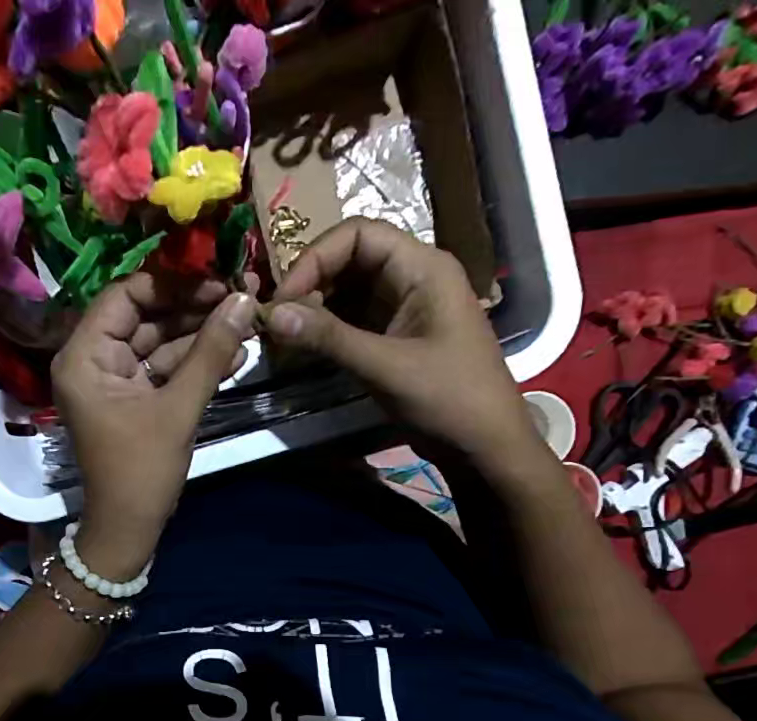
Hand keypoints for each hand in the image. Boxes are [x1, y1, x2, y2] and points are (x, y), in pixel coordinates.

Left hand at [52, 273, 256, 574]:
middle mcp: (93, 360)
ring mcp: (114, 379)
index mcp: (85, 356)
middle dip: (192, 309)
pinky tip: (234, 354)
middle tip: (239, 298)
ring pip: (159, 342)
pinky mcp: (134, 397)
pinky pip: (164, 368)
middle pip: (144, 316)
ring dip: (200, 336)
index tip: (216, 280)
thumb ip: (210, 353)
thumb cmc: (142, 470)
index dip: (171, 284)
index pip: (125, 296)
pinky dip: (194, 363)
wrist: (130, 528)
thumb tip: (244, 302)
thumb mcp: (178, 408)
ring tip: (246, 325)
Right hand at [261, 218, 545, 476]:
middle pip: (350, 261)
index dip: (315, 258)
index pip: (358, 235)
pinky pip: (356, 321)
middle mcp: (414, 278)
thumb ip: (329, 338)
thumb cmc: (448, 399)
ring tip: (285, 337)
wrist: (486, 448)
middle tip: (278, 322)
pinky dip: (330, 331)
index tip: (284, 298)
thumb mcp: (386, 367)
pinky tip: (306, 348)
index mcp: (423, 268)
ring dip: (317, 310)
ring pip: (350, 293)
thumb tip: (270, 315)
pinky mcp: (398, 338)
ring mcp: (406, 309)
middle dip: (312, 285)